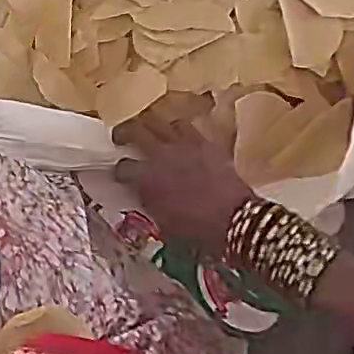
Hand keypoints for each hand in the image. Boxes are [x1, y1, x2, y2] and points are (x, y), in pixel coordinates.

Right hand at [113, 115, 253, 254]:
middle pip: (134, 130)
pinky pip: (186, 125)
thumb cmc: (197, 232)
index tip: (119, 173)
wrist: (236, 221)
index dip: (118, 170)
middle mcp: (160, 155)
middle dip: (123, 132)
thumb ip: (148, 201)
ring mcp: (183, 144)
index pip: (122, 166)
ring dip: (152, 126)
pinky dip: (178, 129)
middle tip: (121, 137)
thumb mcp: (163, 223)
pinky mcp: (204, 141)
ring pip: (159, 121)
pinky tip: (179, 136)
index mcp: (146, 179)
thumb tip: (142, 191)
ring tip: (152, 132)